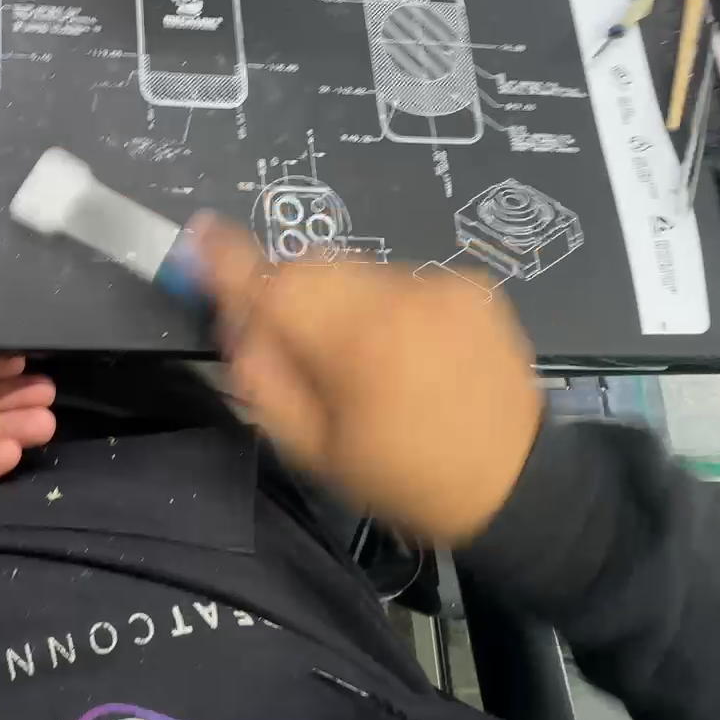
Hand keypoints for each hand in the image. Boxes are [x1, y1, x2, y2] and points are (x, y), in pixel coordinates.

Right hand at [192, 215, 543, 543]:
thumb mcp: (312, 448)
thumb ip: (262, 380)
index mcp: (356, 345)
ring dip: (332, 294)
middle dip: (285, 290)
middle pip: (308, 266)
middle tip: (293, 338)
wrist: (520, 484)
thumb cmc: (403, 476)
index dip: (228, 258)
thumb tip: (237, 325)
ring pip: (349, 267)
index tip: (199, 235)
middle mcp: (399, 299)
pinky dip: (377, 298)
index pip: (274, 285)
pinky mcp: (468, 283)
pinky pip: (393, 275)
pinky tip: (397, 341)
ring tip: (353, 347)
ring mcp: (438, 285)